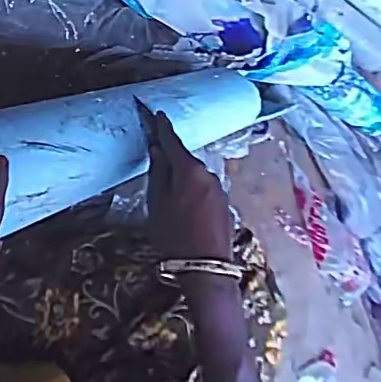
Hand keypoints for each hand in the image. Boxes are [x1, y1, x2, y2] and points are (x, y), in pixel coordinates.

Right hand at [141, 104, 232, 262]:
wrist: (206, 268)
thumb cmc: (174, 235)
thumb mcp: (157, 203)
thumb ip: (157, 173)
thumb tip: (157, 149)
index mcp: (190, 170)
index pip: (173, 141)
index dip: (163, 127)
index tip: (156, 113)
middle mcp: (208, 174)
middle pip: (186, 158)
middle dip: (172, 155)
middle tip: (156, 152)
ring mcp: (219, 189)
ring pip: (195, 174)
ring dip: (183, 174)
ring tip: (168, 186)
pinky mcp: (224, 204)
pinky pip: (204, 187)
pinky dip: (192, 186)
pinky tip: (184, 201)